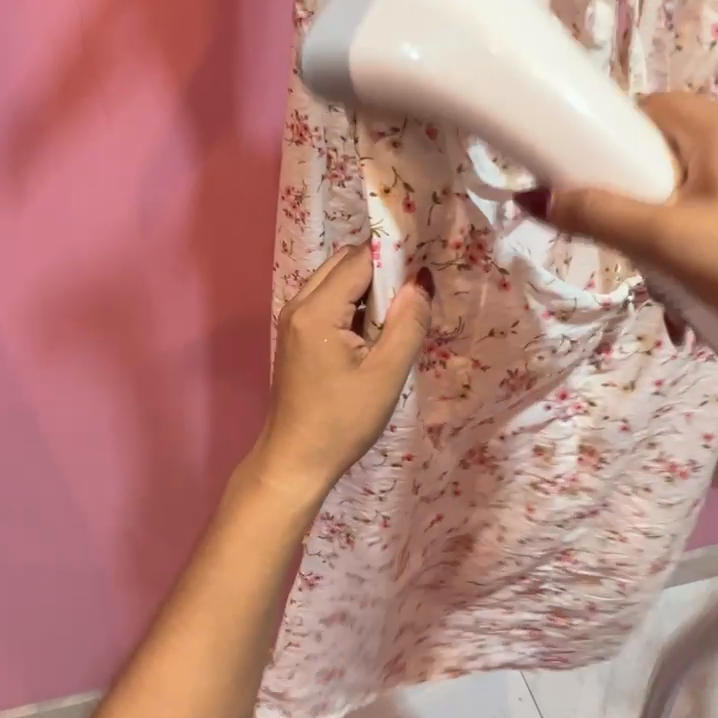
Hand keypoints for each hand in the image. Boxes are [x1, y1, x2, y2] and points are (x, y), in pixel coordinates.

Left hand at [249, 245, 432, 507]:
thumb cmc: (343, 422)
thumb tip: (421, 280)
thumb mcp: (386, 374)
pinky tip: (373, 332)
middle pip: (344, 262)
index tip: (425, 267)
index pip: (360, 259)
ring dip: (366, 288)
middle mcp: (298, 304)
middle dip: (380, 270)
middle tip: (412, 297)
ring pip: (334, 280)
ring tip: (396, 317)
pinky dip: (352, 304)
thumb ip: (408, 323)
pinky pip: (327, 300)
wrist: (296, 460)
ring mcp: (292, 319)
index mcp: (317, 310)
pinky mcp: (295, 334)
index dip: (394, 258)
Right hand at [519, 93, 717, 345]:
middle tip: (637, 250)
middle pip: (669, 149)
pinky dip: (717, 234)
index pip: (639, 110)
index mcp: (717, 124)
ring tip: (683, 279)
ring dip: (678, 226)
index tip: (590, 193)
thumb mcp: (671, 245)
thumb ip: (598, 217)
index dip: (605, 145)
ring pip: (704, 182)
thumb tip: (530, 196)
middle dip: (641, 199)